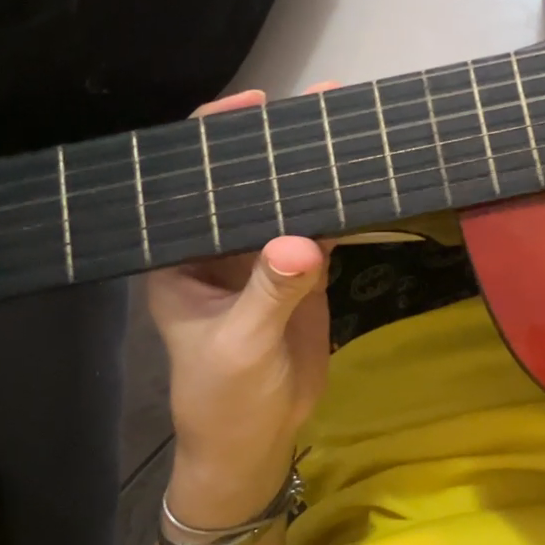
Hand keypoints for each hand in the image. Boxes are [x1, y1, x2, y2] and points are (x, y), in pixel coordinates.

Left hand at [146, 88, 331, 527]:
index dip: (215, 138)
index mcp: (181, 256)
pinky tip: (363, 181)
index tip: (254, 104)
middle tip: (321, 104)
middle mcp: (219, 247)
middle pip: (247, 184)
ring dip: (315, 172)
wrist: (256, 441)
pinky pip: (321, 231)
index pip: (192, 184)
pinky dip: (340, 208)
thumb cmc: (222, 397)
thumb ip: (270, 294)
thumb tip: (303, 242)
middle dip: (278, 145)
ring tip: (348, 130)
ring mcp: (263, 260)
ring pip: (288, 204)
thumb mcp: (240, 347)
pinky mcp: (302, 275)